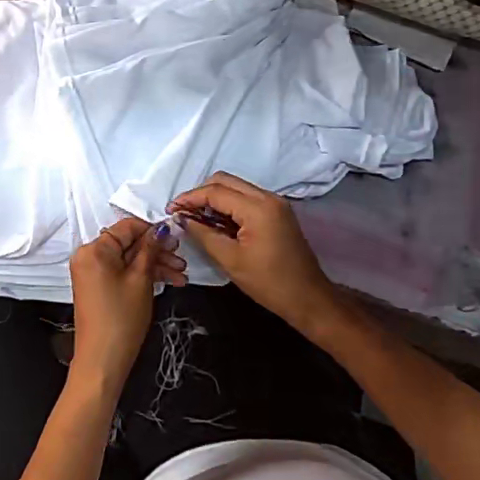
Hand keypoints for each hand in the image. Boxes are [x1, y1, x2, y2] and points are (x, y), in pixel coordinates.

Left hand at [68, 216, 184, 388]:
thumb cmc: (121, 319)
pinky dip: (141, 275)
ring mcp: (92, 272)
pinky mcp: (97, 286)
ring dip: (154, 265)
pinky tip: (167, 281)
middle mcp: (88, 256)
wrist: (103, 358)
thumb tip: (160, 230)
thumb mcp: (141, 279)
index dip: (153, 230)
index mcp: (94, 249)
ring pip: (128, 259)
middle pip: (128, 243)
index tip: (174, 237)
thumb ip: (150, 250)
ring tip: (179, 275)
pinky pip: (121, 271)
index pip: (127, 227)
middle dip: (156, 251)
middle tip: (180, 259)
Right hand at [170, 172, 343, 334]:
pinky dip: (228, 206)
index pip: (216, 191)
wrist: (309, 298)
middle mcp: (268, 197)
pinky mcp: (277, 212)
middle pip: (225, 181)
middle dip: (200, 194)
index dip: (189, 198)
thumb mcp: (230, 260)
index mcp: (258, 208)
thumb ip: (203, 234)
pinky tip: (215, 223)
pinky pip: (246, 199)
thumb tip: (182, 219)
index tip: (170, 210)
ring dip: (214, 199)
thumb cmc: (269, 283)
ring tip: (195, 219)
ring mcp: (275, 203)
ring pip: (235, 188)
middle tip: (182, 213)